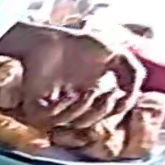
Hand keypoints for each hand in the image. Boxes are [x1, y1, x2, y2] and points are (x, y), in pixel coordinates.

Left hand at [5, 24, 143, 128]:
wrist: (53, 39)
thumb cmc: (84, 45)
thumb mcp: (118, 58)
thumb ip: (132, 75)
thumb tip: (131, 99)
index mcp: (87, 97)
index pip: (100, 119)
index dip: (114, 112)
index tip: (122, 93)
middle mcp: (68, 104)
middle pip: (84, 125)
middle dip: (102, 112)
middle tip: (109, 93)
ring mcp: (50, 104)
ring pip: (64, 124)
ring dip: (83, 110)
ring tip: (91, 91)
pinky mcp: (32, 102)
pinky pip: (44, 118)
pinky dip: (61, 110)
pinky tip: (70, 95)